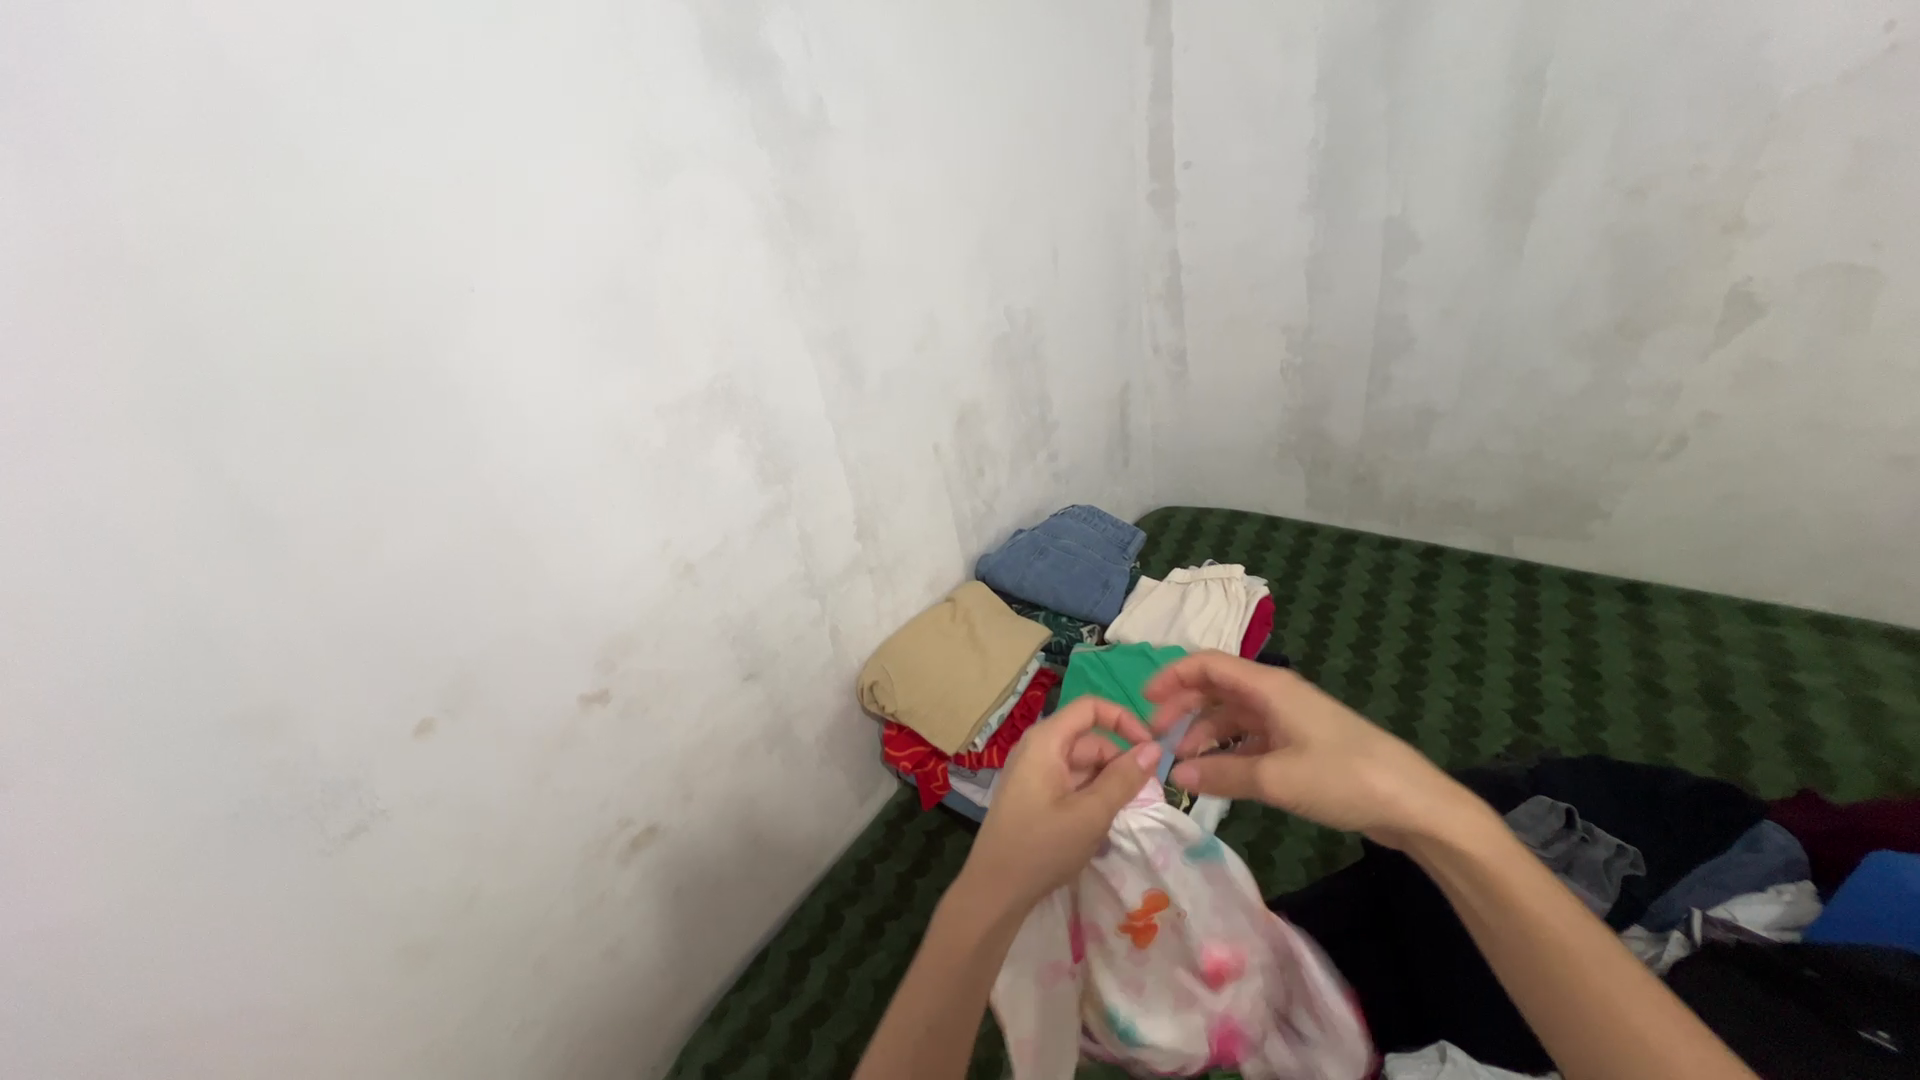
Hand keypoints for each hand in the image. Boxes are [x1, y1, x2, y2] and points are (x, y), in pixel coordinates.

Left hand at [959, 696, 1163, 910]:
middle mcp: (1038, 748)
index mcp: (1046, 740)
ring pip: (1083, 764)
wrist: (995, 890)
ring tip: (1121, 815)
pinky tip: (1100, 823)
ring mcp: (1034, 771)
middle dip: (1119, 762)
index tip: (1151, 749)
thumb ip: (1124, 779)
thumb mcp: (1091, 814)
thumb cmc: (1041, 846)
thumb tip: (1154, 749)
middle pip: (1090, 739)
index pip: (1090, 708)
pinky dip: (1091, 795)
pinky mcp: (1034, 794)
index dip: (1124, 720)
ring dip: (1107, 783)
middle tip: (1144, 796)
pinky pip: (1071, 782)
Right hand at [1144, 652, 1481, 848]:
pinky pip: (1251, 739)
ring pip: (1232, 716)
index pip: (1207, 665)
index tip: (1143, 703)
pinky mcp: (1301, 745)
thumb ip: (1220, 775)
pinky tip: (1215, 776)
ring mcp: (1289, 720)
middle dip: (1182, 708)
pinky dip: (1228, 752)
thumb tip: (1175, 773)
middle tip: (1157, 738)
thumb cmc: (1343, 778)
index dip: (1171, 677)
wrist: (1413, 804)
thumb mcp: (1275, 779)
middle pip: (1216, 689)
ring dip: (1204, 734)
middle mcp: (1275, 695)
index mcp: (1269, 687)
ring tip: (1182, 764)